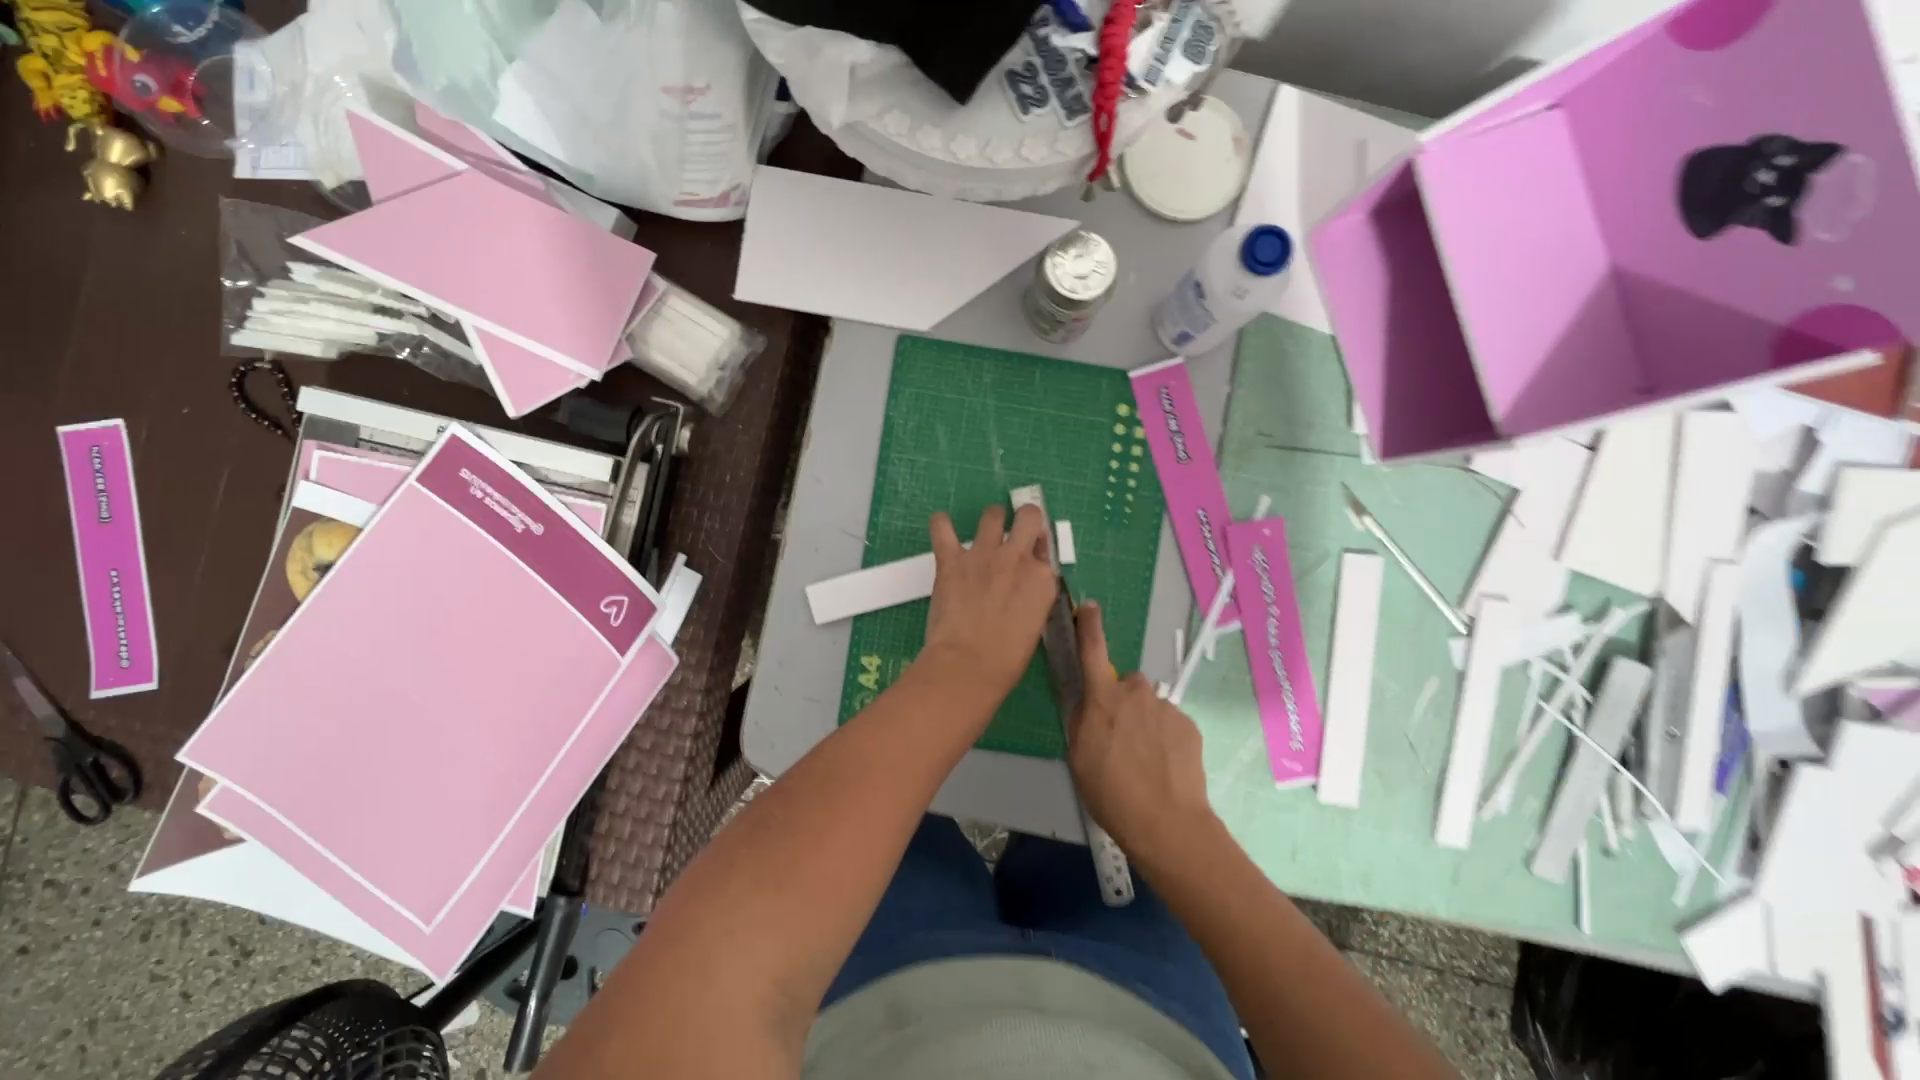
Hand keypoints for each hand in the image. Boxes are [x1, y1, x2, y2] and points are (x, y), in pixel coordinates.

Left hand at [921, 504, 1057, 699]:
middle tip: (1015, 532)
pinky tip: (941, 525)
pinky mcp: (952, 560)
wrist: (969, 664)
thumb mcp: (1034, 625)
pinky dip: (941, 524)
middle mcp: (1017, 558)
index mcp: (1043, 579)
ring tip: (985, 531)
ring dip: (991, 520)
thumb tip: (1023, 587)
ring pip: (992, 515)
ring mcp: (984, 555)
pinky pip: (942, 528)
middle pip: (1028, 516)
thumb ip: (1032, 597)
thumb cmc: (1007, 659)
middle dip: (1024, 519)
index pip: (1046, 549)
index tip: (1030, 561)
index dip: (1038, 553)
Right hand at [1068, 602, 1218, 865]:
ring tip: (1144, 763)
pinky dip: (1165, 740)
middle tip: (1119, 740)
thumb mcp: (1078, 756)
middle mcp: (1136, 693)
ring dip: (1145, 724)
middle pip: (1127, 685)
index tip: (1089, 606)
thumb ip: (1082, 720)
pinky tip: (1163, 768)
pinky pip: (1170, 724)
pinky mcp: (1189, 725)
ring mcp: (1166, 707)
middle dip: (1123, 703)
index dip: (1089, 625)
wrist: (1166, 822)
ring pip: (1150, 707)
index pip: (1092, 650)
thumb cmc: (1110, 792)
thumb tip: (1089, 702)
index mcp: (1102, 699)